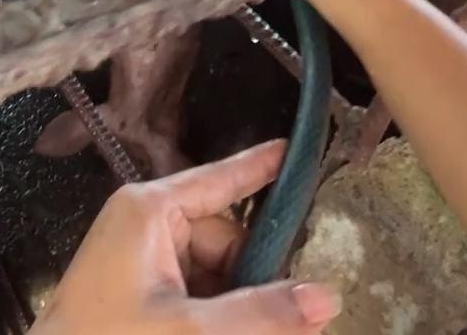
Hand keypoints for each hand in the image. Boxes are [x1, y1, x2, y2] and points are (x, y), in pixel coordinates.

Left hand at [30, 141, 340, 334]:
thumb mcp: (191, 330)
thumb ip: (260, 313)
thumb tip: (326, 297)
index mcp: (150, 209)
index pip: (218, 180)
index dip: (257, 167)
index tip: (292, 149)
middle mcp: (146, 220)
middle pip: (225, 240)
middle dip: (252, 281)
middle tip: (283, 322)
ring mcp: (142, 252)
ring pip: (215, 272)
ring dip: (234, 306)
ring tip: (233, 328)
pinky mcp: (141, 283)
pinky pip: (195, 290)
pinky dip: (213, 314)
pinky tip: (214, 329)